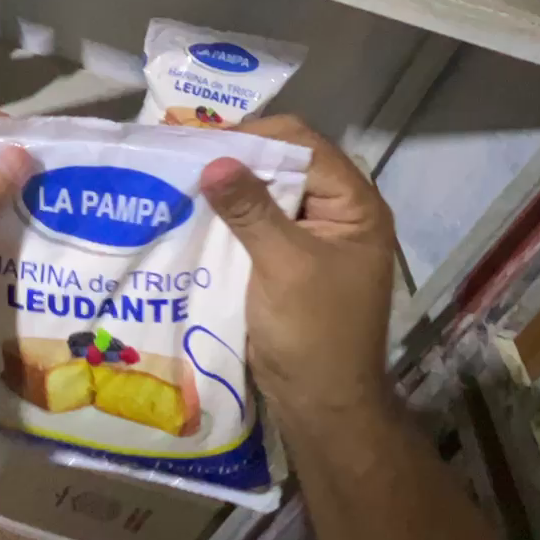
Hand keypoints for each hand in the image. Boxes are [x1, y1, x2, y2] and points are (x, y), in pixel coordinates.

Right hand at [202, 115, 399, 417]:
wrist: (320, 403)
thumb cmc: (314, 334)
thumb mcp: (283, 266)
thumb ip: (250, 210)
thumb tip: (212, 160)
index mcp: (354, 204)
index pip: (304, 145)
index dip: (256, 137)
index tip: (205, 140)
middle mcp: (336, 208)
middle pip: (285, 159)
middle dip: (239, 153)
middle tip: (187, 149)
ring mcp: (311, 230)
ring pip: (268, 184)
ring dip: (230, 178)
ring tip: (184, 168)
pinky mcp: (286, 250)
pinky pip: (257, 212)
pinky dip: (229, 204)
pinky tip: (195, 201)